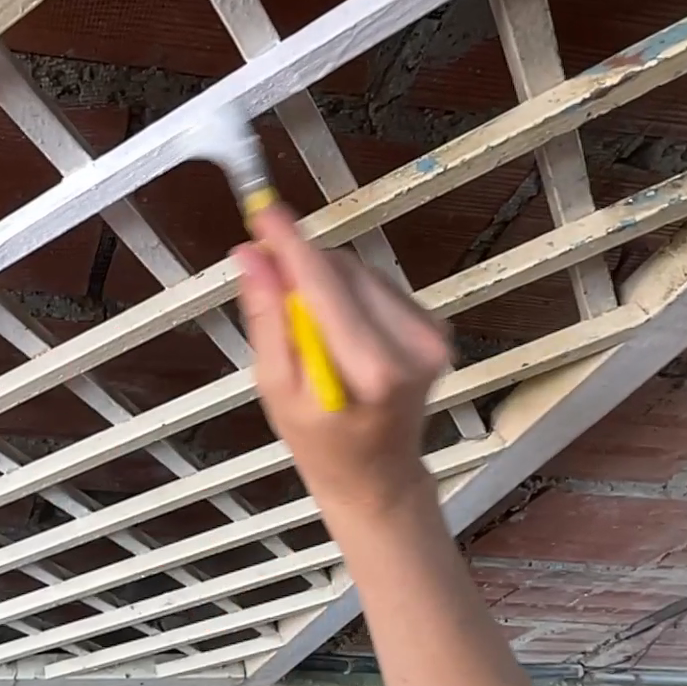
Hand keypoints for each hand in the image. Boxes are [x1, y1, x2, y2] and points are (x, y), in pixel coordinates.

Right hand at [233, 202, 451, 515]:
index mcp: (370, 368)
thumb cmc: (316, 442)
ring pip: (360, 273)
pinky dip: (346, 292)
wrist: (375, 474)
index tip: (262, 211)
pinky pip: (377, 287)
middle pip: (343, 271)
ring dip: (322, 279)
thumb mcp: (276, 387)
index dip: (290, 243)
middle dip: (300, 263)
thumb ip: (267, 320)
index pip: (325, 285)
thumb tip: (251, 256)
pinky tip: (333, 324)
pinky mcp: (435, 327)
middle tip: (263, 274)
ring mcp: (431, 334)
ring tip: (300, 319)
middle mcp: (412, 344)